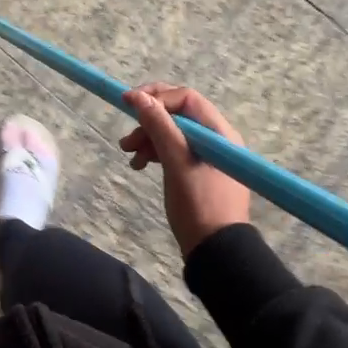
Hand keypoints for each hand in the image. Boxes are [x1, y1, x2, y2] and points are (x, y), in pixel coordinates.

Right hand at [119, 84, 251, 256]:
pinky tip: (139, 164)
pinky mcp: (197, 170)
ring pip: (171, 132)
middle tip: (127, 133)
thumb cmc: (200, 204)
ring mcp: (206, 155)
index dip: (156, 96)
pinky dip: (154, 152)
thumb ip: (159, 126)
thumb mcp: (176, 162)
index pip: (186, 98)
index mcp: (219, 133)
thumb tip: (138, 96)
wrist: (216, 252)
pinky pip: (172, 149)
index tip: (127, 103)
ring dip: (148, 137)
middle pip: (177, 113)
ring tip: (128, 152)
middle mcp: (215, 139)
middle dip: (149, 119)